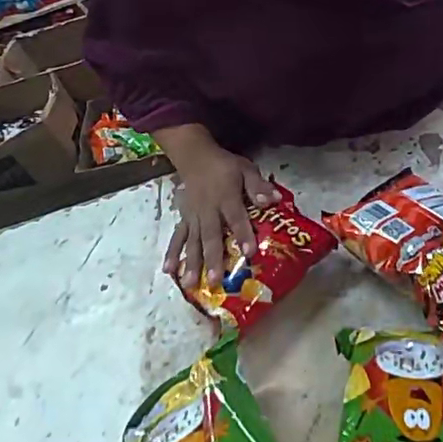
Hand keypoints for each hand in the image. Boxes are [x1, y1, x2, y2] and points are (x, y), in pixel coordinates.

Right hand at [164, 140, 274, 292]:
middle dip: (213, 258)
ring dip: (191, 262)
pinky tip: (168, 270)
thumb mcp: (245, 169)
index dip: (243, 234)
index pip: (236, 218)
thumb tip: (274, 199)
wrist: (195, 157)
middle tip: (215, 281)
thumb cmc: (224, 166)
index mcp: (226, 198)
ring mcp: (193, 216)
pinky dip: (172, 252)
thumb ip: (258, 185)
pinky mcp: (184, 218)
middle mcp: (208, 210)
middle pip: (211, 236)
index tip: (249, 252)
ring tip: (190, 284)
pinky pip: (178, 236)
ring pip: (192, 241)